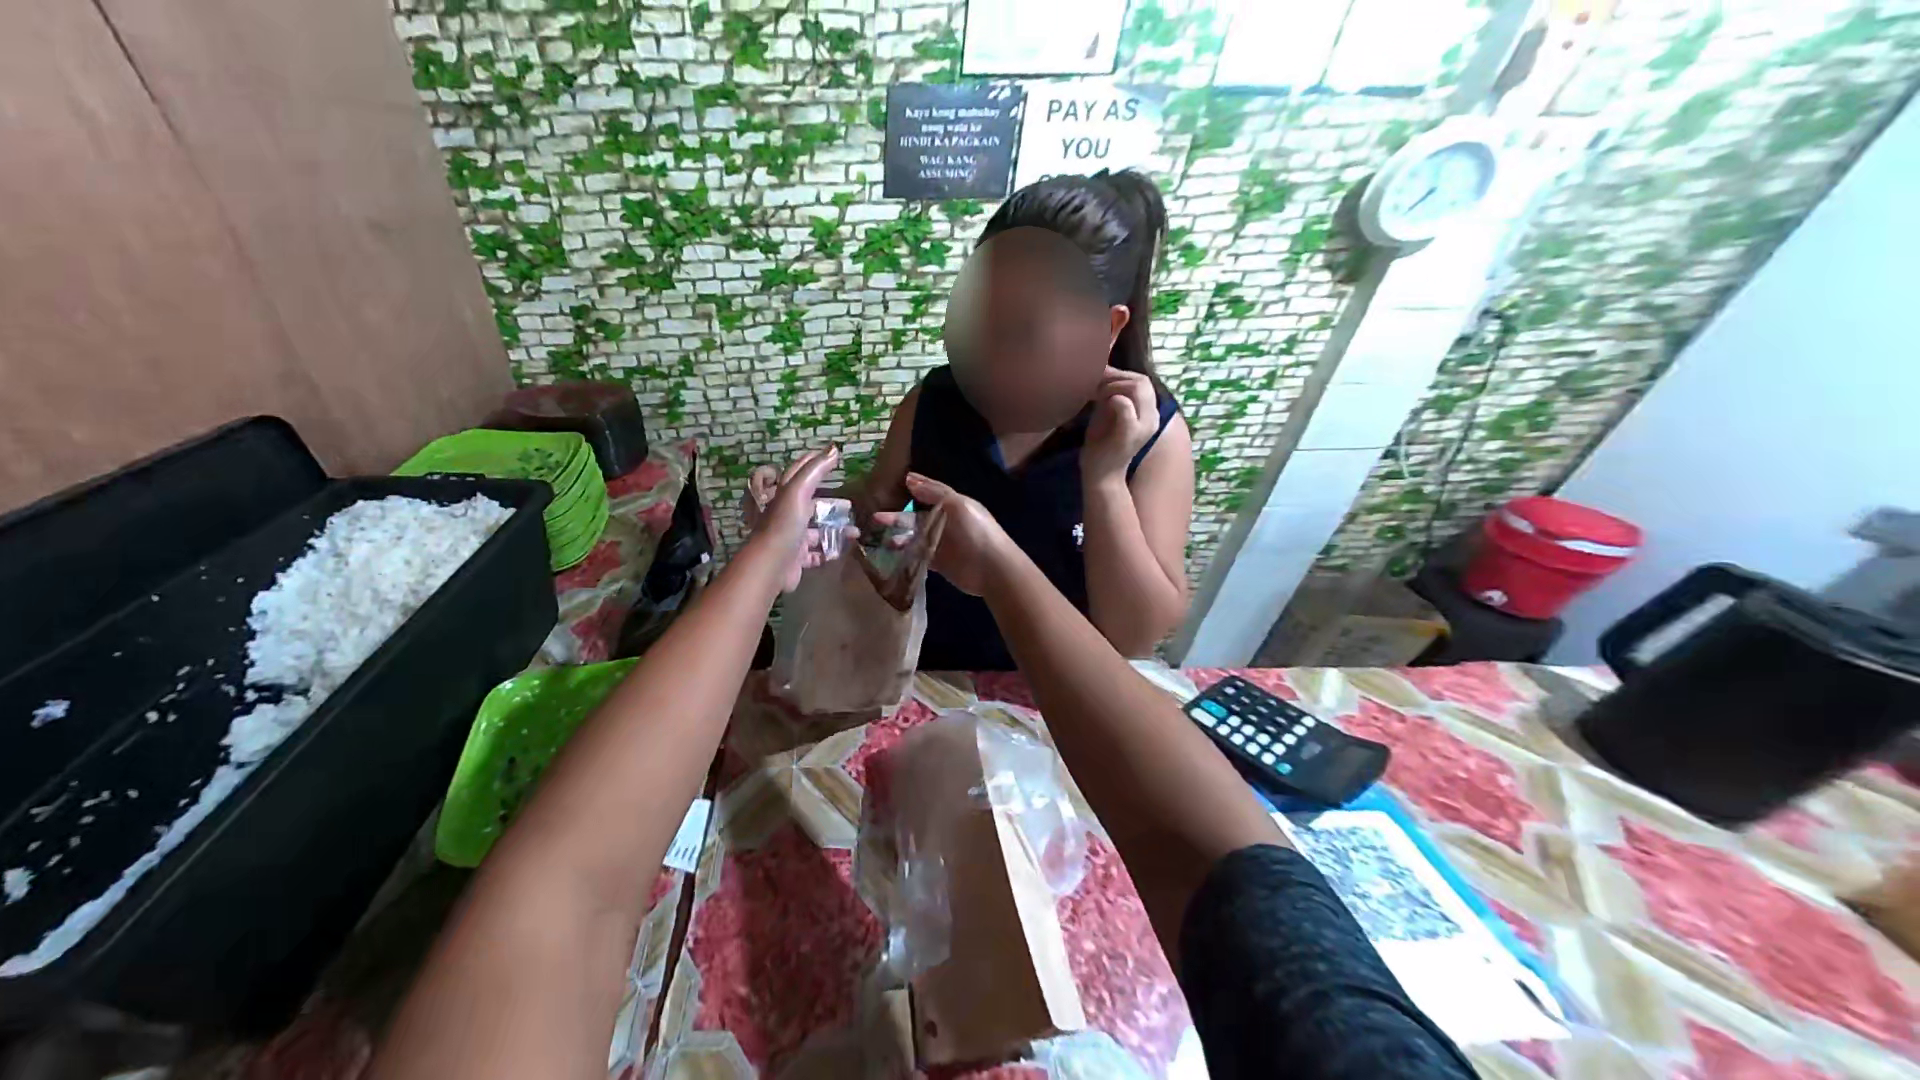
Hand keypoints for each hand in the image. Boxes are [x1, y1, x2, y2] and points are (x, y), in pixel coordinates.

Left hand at [741, 446, 853, 591]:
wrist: (771, 565)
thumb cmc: (783, 524)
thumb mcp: (798, 491)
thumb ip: (815, 470)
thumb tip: (834, 449)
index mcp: (783, 496)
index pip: (797, 473)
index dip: (812, 463)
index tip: (832, 458)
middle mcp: (785, 515)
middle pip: (810, 505)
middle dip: (830, 505)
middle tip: (850, 506)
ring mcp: (790, 538)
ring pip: (815, 531)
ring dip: (834, 531)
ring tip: (853, 532)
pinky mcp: (795, 559)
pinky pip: (815, 554)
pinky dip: (828, 552)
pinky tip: (840, 550)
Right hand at [876, 473, 1015, 596]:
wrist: (993, 569)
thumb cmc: (976, 531)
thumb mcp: (956, 505)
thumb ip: (934, 492)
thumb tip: (910, 478)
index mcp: (953, 505)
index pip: (929, 492)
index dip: (914, 488)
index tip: (894, 484)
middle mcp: (946, 522)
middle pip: (918, 517)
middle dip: (898, 517)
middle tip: (876, 518)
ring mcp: (943, 543)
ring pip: (916, 537)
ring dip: (900, 537)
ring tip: (882, 539)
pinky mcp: (940, 563)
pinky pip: (920, 556)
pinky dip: (907, 554)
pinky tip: (892, 554)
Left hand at [1082, 367, 1158, 482]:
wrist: (1100, 477)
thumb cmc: (1102, 446)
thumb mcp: (1106, 414)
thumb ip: (1109, 395)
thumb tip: (1102, 372)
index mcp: (1149, 413)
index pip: (1142, 380)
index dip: (1119, 374)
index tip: (1098, 378)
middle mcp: (1153, 418)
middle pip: (1142, 381)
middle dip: (1115, 377)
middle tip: (1095, 385)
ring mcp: (1144, 426)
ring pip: (1137, 388)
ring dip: (1112, 386)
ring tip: (1095, 396)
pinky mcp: (1130, 433)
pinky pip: (1126, 406)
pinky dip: (1113, 399)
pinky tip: (1099, 402)